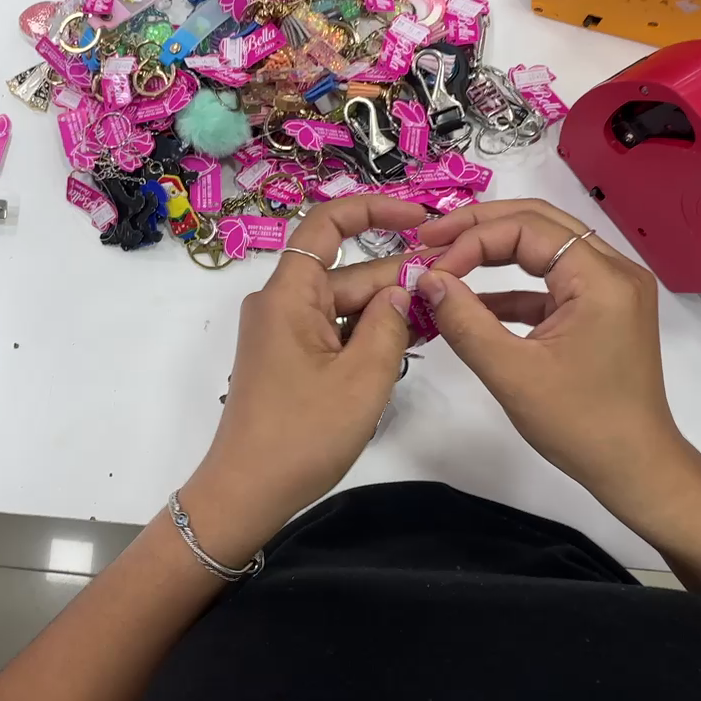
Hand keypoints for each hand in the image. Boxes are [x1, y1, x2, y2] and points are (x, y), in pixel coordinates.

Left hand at [180, 195, 426, 563]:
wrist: (248, 490)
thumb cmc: (303, 434)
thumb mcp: (362, 378)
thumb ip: (389, 322)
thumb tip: (404, 286)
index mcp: (288, 294)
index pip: (326, 224)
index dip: (374, 210)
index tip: (421, 219)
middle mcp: (280, 302)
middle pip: (345, 272)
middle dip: (396, 278)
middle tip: (452, 293)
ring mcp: (281, 330)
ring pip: (342, 304)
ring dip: (385, 310)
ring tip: (437, 322)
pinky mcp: (286, 356)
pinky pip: (331, 329)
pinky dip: (365, 333)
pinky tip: (405, 343)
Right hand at [412, 199, 695, 506]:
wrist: (635, 469)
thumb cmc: (578, 423)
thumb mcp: (510, 372)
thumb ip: (464, 320)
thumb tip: (425, 279)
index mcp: (602, 279)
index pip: (526, 229)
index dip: (472, 240)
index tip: (431, 268)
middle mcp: (613, 271)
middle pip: (538, 221)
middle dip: (479, 226)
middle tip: (429, 240)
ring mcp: (609, 289)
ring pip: (543, 243)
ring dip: (492, 248)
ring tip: (444, 259)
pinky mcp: (598, 309)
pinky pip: (548, 277)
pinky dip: (508, 282)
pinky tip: (469, 299)